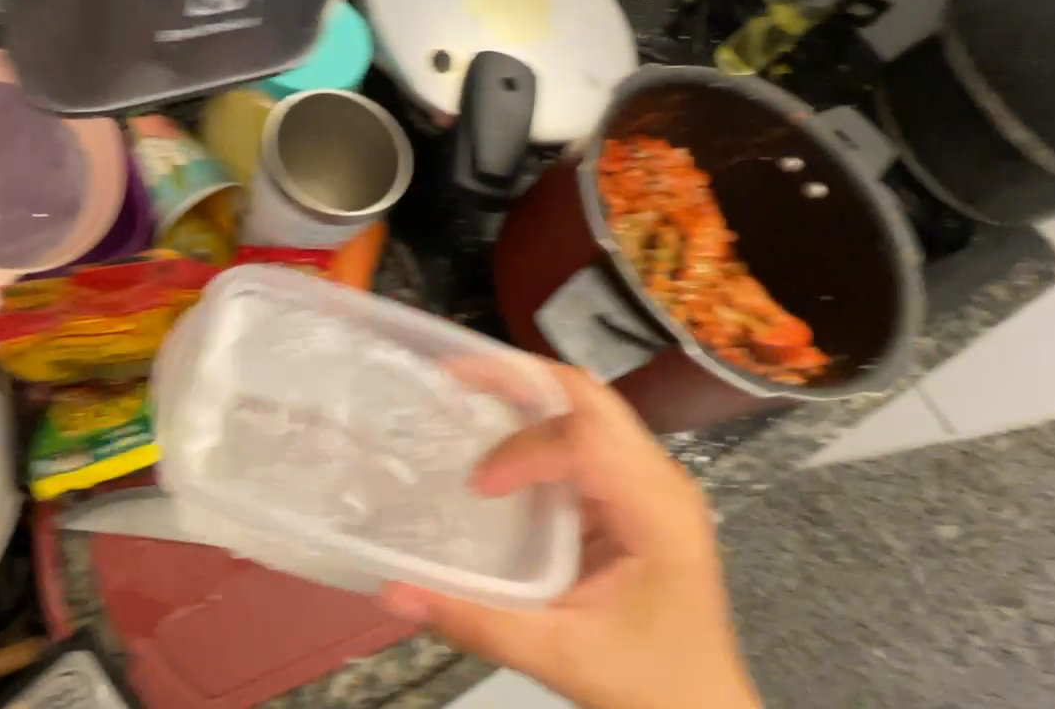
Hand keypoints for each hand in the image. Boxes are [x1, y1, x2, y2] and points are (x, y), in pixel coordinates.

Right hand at [379, 362, 761, 708]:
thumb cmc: (646, 684)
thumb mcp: (559, 658)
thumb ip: (477, 622)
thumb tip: (394, 592)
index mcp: (656, 511)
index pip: (587, 441)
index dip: (523, 451)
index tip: (477, 487)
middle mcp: (659, 478)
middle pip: (588, 396)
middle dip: (519, 376)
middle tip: (455, 376)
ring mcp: (650, 477)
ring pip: (586, 403)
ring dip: (526, 391)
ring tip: (467, 390)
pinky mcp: (633, 485)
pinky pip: (583, 429)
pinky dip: (536, 419)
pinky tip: (497, 433)